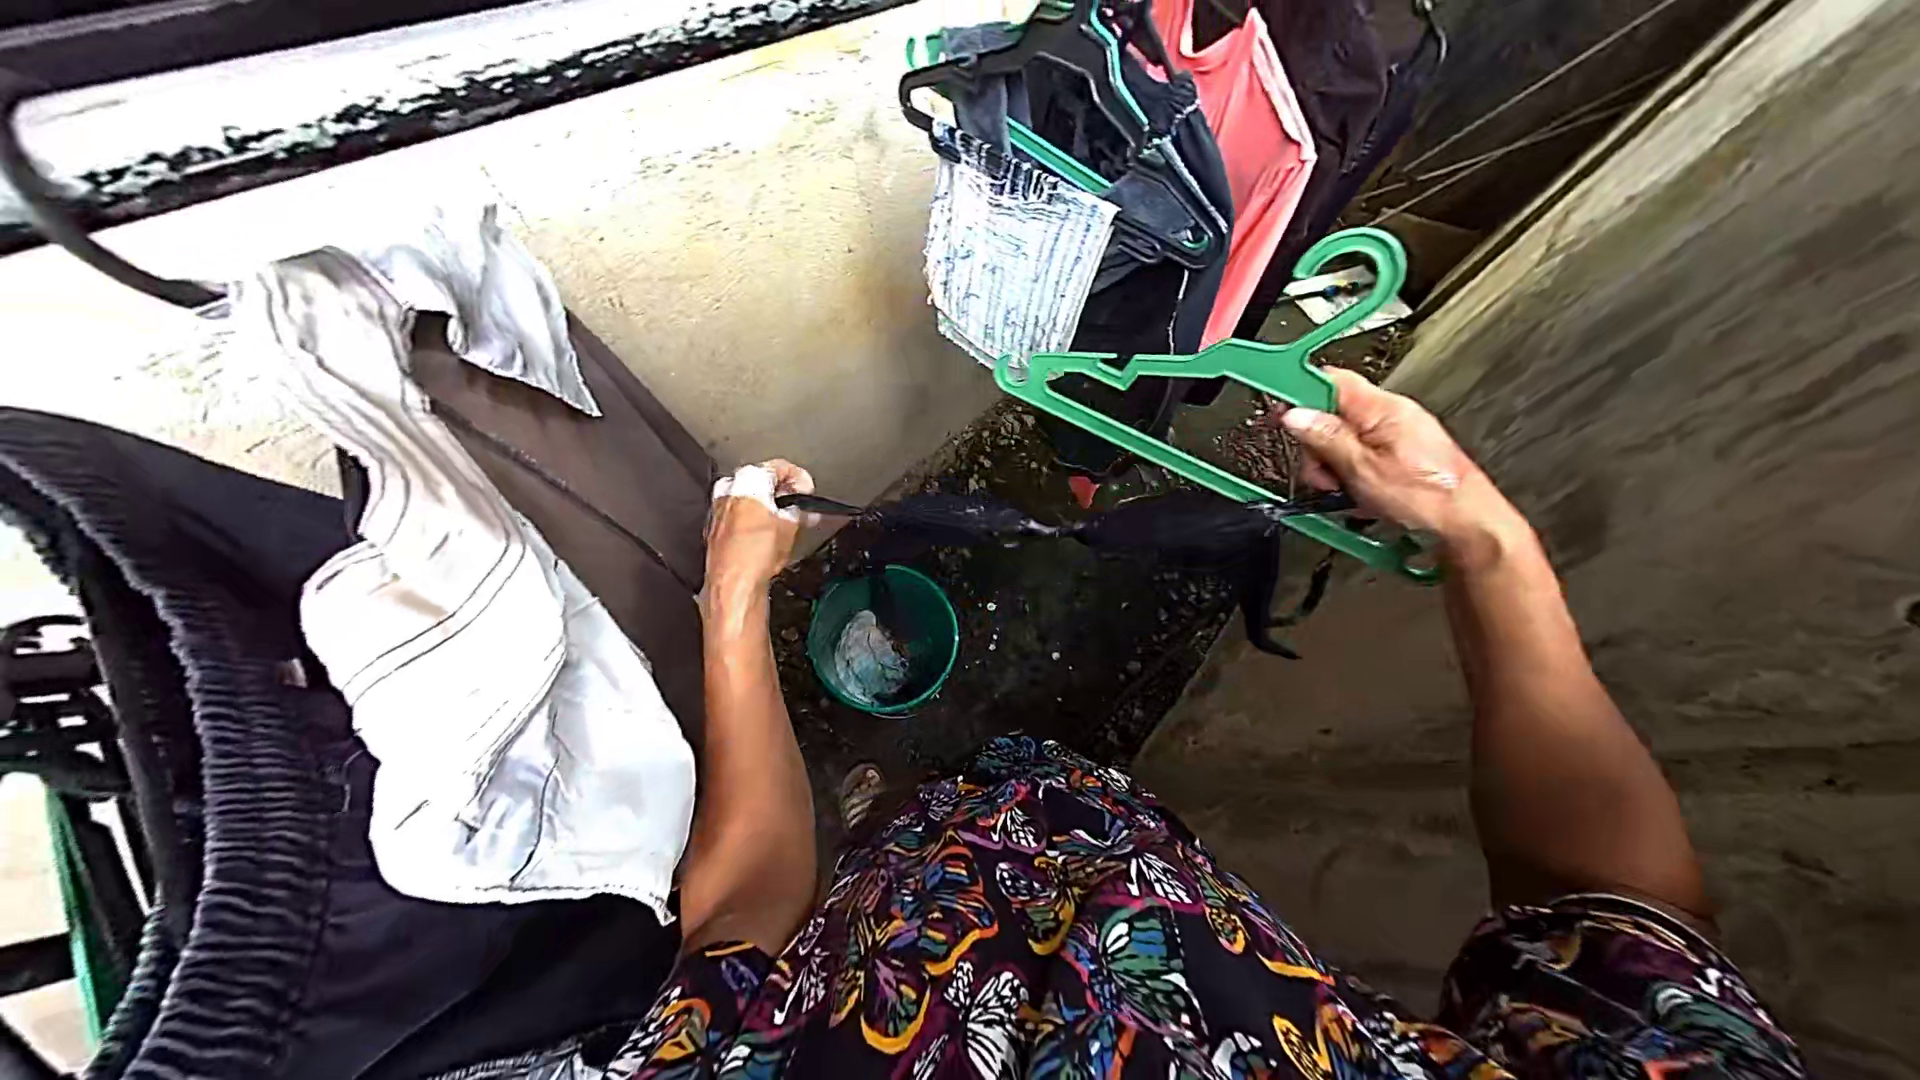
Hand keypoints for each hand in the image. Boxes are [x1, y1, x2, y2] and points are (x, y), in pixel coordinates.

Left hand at [703, 459, 812, 615]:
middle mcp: (728, 489)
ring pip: (748, 497)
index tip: (807, 490)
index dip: (799, 478)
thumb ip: (799, 507)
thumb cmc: (755, 555)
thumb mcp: (791, 525)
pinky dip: (753, 517)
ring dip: (767, 505)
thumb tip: (802, 506)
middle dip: (782, 491)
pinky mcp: (715, 526)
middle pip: (761, 480)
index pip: (780, 466)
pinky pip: (738, 513)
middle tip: (798, 504)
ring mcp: (718, 507)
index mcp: (748, 479)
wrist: (734, 582)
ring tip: (784, 521)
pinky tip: (766, 533)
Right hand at [1276, 369, 1526, 568]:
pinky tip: (1356, 493)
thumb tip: (1295, 415)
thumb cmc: (1430, 498)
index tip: (1279, 411)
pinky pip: (1355, 457)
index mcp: (1383, 409)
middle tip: (1323, 473)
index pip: (1330, 381)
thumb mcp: (1363, 468)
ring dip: (1330, 467)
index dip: (1300, 392)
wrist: (1467, 526)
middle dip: (1315, 447)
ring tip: (1345, 489)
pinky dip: (1347, 475)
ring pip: (1338, 441)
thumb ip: (1325, 438)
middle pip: (1328, 416)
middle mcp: (1389, 416)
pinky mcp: (1394, 456)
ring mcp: (1393, 436)